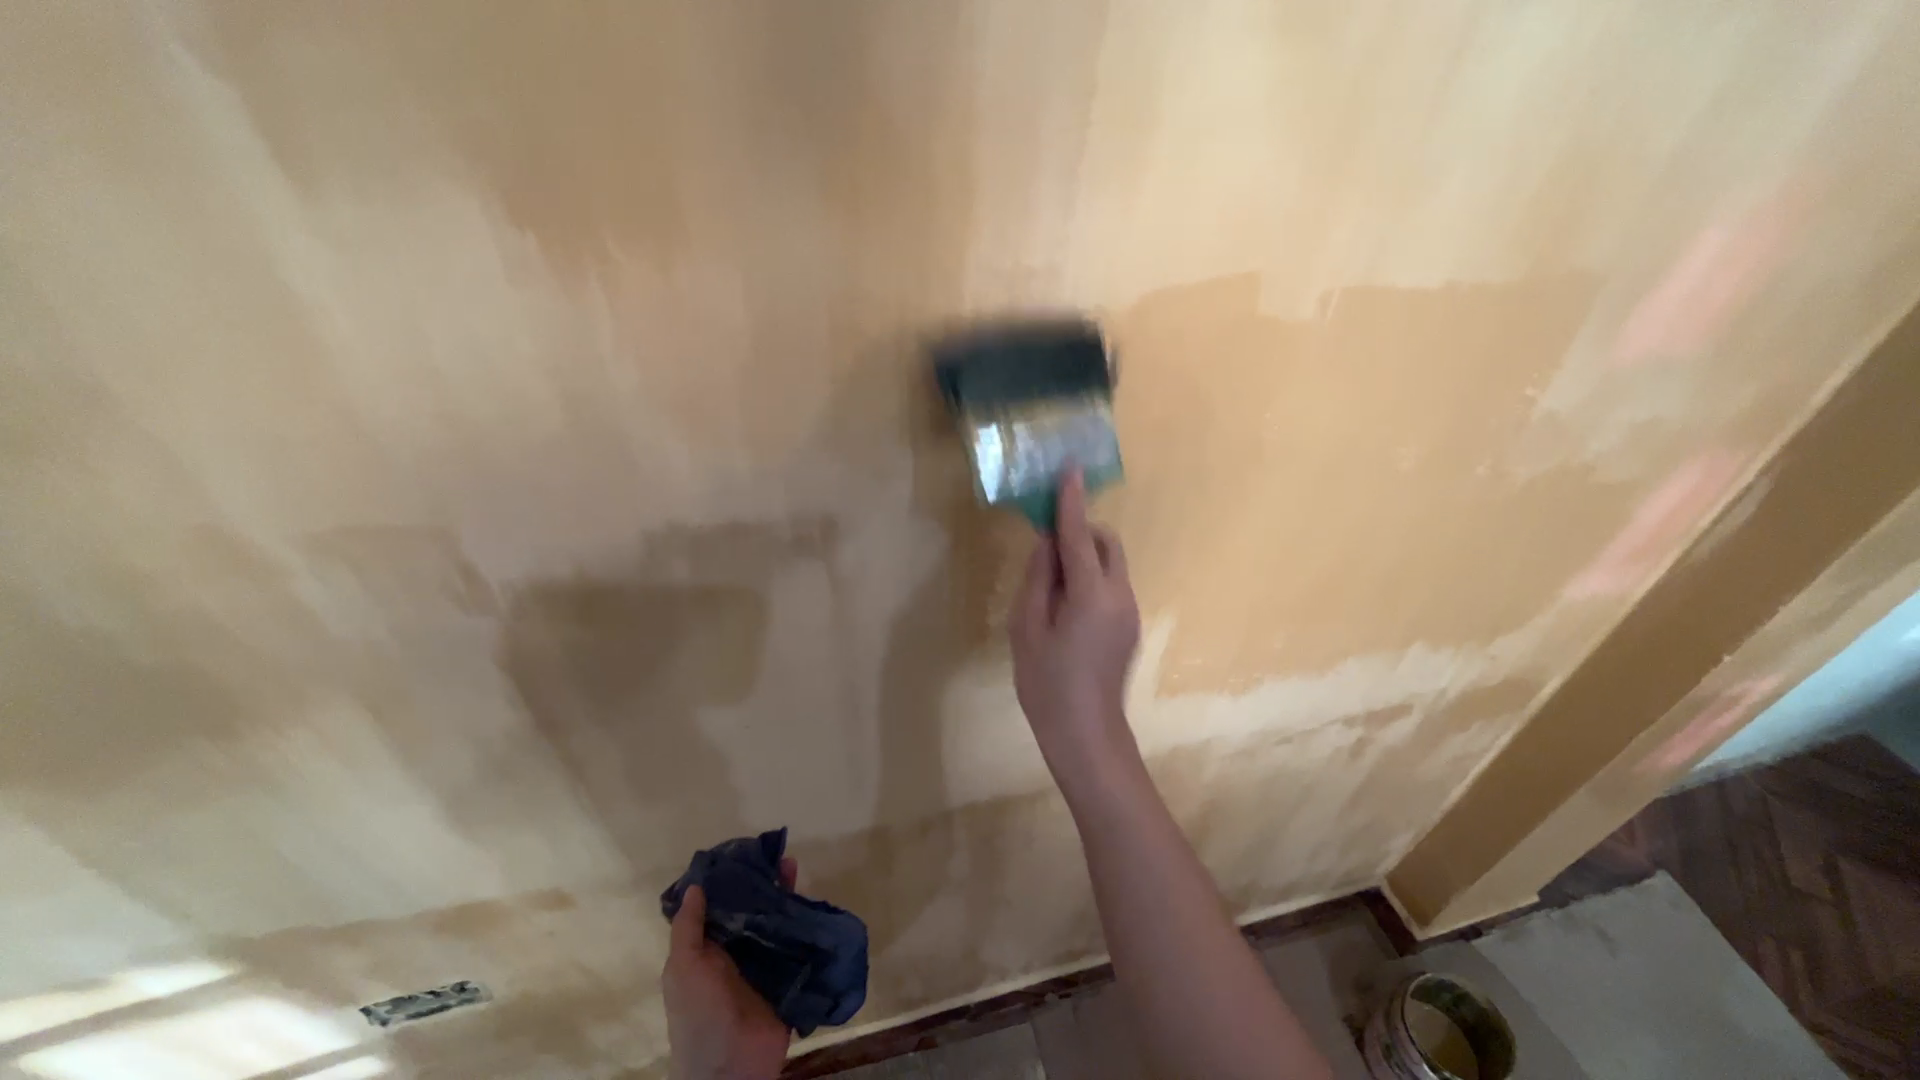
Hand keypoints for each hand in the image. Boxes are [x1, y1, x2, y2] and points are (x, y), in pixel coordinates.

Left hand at [663, 858, 798, 1079]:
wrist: (733, 1065)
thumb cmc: (699, 1014)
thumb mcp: (682, 969)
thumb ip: (687, 928)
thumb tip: (696, 884)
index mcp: (706, 949)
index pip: (718, 906)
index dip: (729, 880)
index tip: (743, 851)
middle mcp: (734, 952)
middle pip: (750, 909)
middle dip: (761, 882)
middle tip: (777, 854)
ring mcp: (762, 963)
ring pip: (774, 920)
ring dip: (783, 895)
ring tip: (794, 865)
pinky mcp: (787, 975)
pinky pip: (796, 943)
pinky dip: (804, 922)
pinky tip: (811, 899)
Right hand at [1010, 468, 1142, 785]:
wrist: (1085, 734)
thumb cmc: (1046, 684)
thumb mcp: (1027, 628)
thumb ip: (1038, 579)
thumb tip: (1046, 543)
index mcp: (1091, 594)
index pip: (1079, 535)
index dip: (1071, 501)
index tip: (1069, 469)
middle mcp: (1120, 596)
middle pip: (1106, 544)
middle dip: (1079, 532)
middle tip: (1045, 547)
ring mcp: (1130, 612)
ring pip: (1111, 565)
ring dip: (1084, 557)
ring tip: (1050, 584)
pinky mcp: (1129, 626)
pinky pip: (1111, 585)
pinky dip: (1091, 578)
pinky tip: (1065, 606)